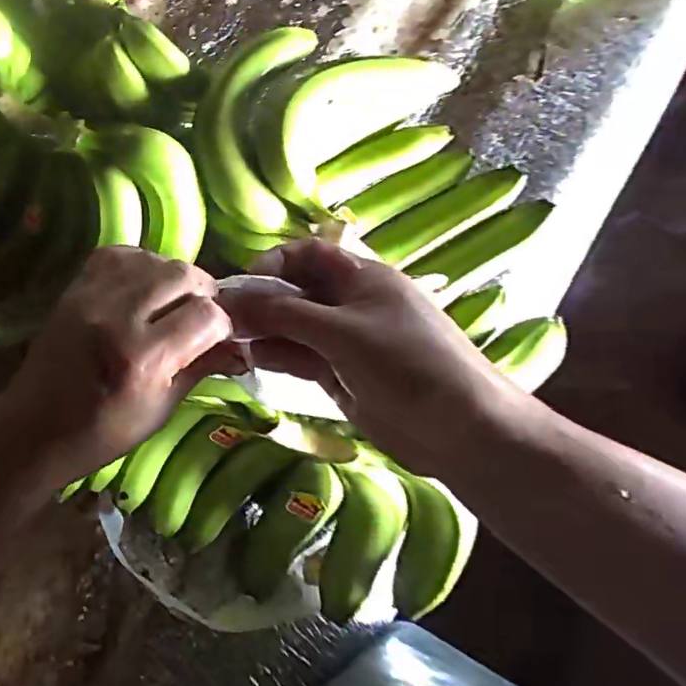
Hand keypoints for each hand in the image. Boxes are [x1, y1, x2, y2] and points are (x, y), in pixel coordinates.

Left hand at [0, 247, 239, 488]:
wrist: (34, 426)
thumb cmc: (101, 432)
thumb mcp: (161, 409)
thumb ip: (202, 367)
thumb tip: (241, 345)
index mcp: (141, 359)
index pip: (205, 315)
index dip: (222, 324)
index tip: (220, 337)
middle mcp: (117, 317)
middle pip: (183, 274)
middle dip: (203, 293)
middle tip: (201, 315)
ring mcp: (92, 296)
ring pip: (156, 259)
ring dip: (175, 277)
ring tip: (173, 302)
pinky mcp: (76, 287)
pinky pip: (121, 254)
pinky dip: (142, 265)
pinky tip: (144, 287)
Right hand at [220, 240, 529, 475]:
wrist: (462, 431)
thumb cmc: (406, 363)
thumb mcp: (342, 332)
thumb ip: (285, 315)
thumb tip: (232, 299)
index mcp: (361, 276)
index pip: (308, 253)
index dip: (274, 262)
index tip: (241, 283)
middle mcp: (351, 303)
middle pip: (297, 290)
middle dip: (262, 300)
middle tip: (223, 319)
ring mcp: (346, 341)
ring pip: (295, 326)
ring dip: (265, 331)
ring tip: (229, 341)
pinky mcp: (342, 374)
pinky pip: (302, 357)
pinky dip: (278, 356)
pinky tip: (251, 360)